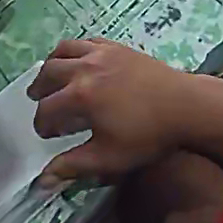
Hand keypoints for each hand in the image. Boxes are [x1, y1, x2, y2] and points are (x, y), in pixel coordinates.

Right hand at [28, 39, 198, 184]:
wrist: (184, 104)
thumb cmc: (147, 135)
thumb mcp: (108, 158)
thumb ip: (72, 167)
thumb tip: (41, 181)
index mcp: (80, 96)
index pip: (46, 110)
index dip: (42, 125)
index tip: (48, 134)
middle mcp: (85, 68)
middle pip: (48, 73)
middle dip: (39, 89)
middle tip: (38, 100)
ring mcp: (102, 52)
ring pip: (64, 50)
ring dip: (52, 64)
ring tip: (50, 76)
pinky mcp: (117, 45)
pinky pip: (86, 41)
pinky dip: (75, 50)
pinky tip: (79, 61)